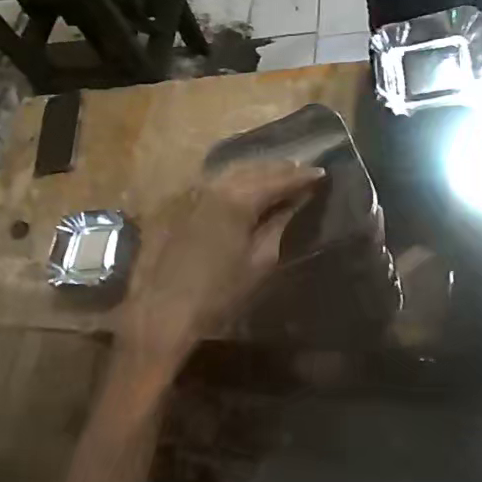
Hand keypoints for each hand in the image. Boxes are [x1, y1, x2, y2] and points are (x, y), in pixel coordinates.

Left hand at [119, 161, 324, 363]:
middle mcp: (212, 186)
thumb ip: (278, 226)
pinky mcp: (174, 205)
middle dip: (278, 169)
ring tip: (274, 175)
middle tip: (300, 170)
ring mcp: (189, 193)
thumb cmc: (218, 295)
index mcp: (237, 199)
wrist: (160, 313)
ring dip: (254, 172)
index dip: (301, 177)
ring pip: (228, 173)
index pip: (277, 180)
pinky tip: (239, 189)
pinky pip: (210, 184)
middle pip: (251, 169)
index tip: (321, 173)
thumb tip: (295, 203)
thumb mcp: (259, 263)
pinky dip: (230, 182)